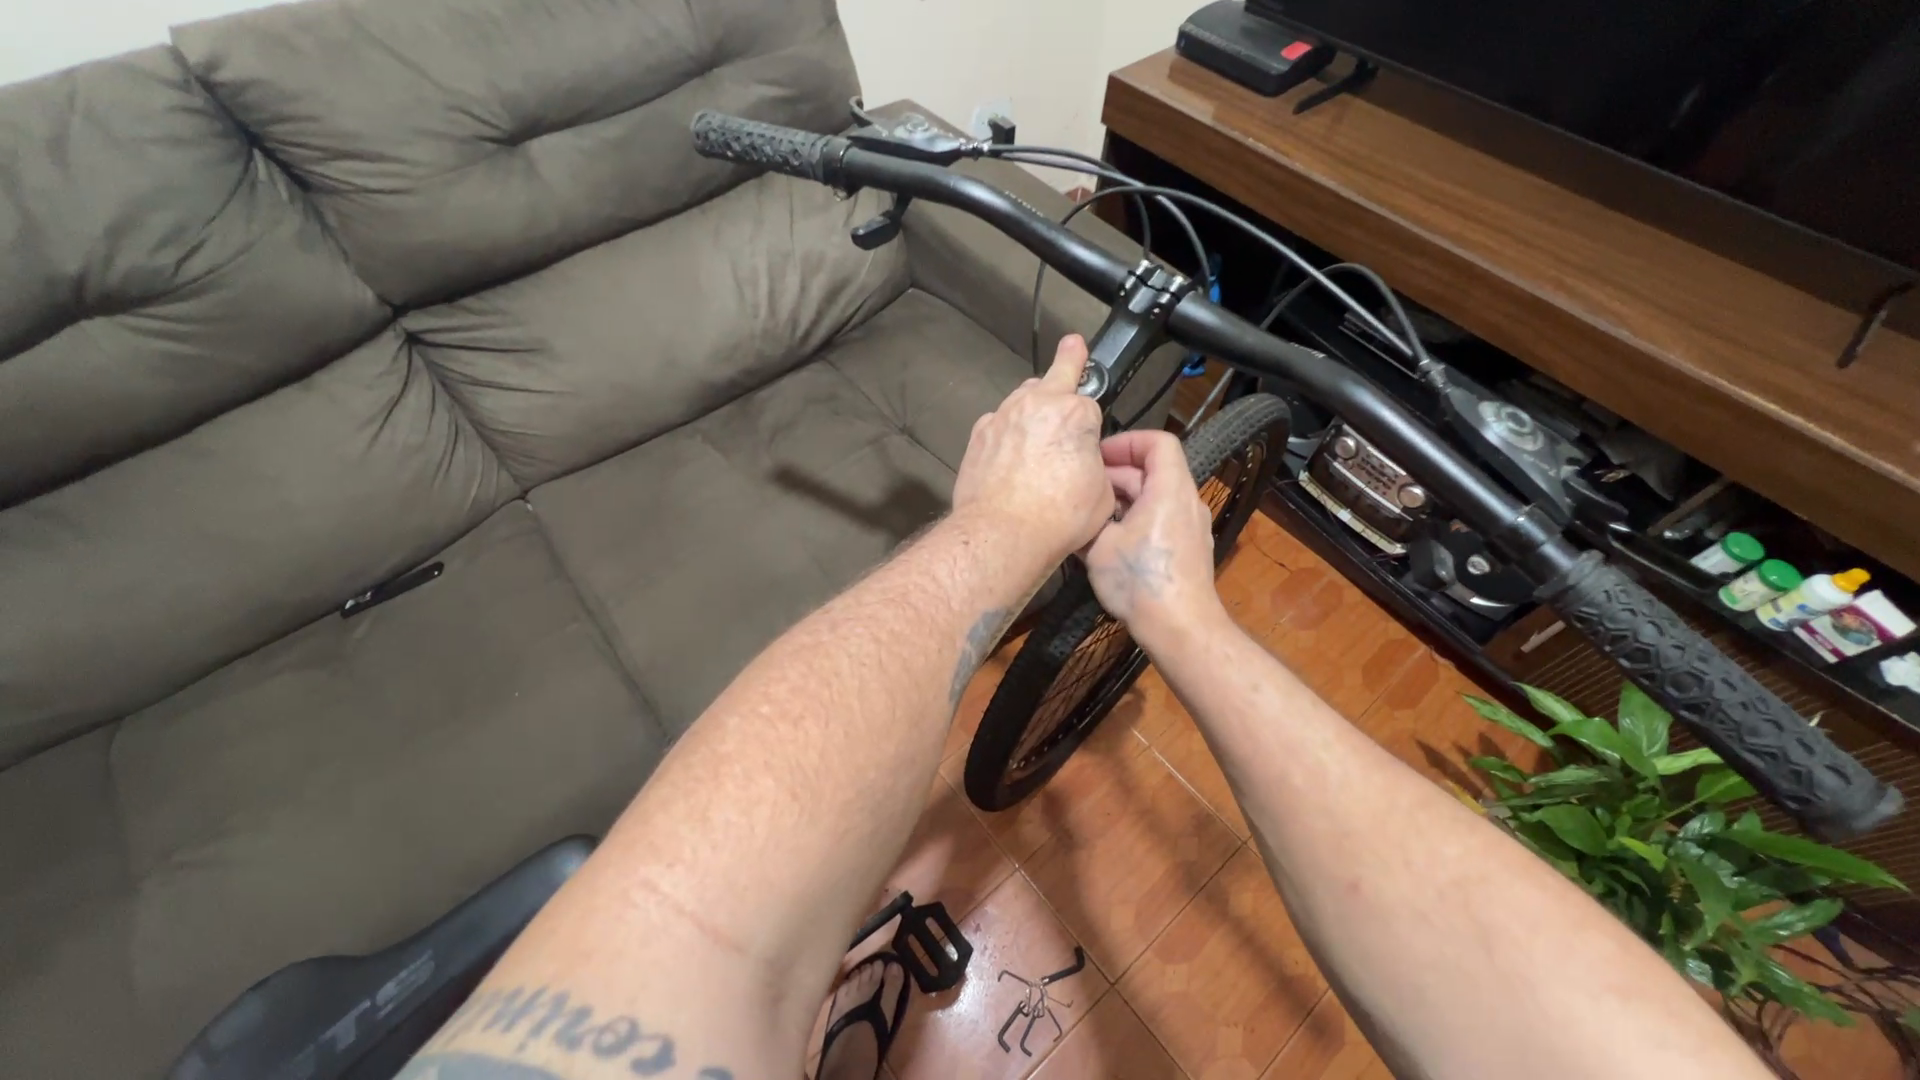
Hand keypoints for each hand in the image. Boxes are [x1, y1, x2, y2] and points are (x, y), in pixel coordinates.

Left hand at [951, 336, 1111, 564]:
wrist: (1002, 532)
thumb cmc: (1056, 517)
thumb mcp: (1102, 494)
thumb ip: (1096, 465)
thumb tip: (1086, 465)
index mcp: (1076, 414)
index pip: (1091, 402)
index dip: (1092, 421)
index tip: (1090, 426)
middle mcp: (1038, 405)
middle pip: (1058, 372)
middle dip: (1069, 359)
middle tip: (1072, 348)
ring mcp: (1004, 416)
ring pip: (1023, 397)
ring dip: (1033, 404)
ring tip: (1038, 423)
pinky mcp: (980, 434)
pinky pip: (997, 422)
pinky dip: (1006, 432)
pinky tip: (1010, 455)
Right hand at [1083, 429, 1227, 648]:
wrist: (1180, 628)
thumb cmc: (1140, 580)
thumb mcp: (1099, 546)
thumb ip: (1087, 519)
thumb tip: (1073, 509)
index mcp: (1169, 489)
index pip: (1157, 442)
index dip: (1126, 441)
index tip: (1097, 456)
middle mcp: (1186, 501)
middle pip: (1152, 471)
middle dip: (1116, 474)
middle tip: (1082, 487)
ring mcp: (1190, 526)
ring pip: (1154, 497)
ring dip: (1122, 499)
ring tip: (1088, 514)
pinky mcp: (1187, 549)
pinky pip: (1160, 519)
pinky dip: (1135, 518)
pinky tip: (1107, 541)